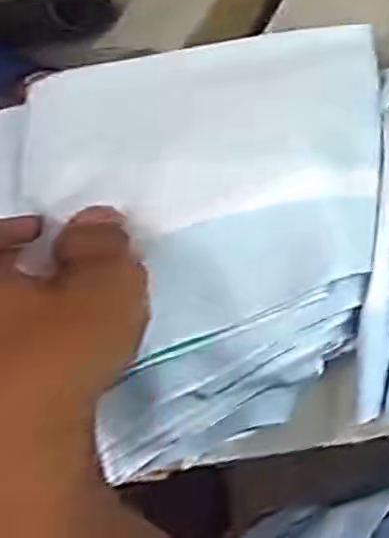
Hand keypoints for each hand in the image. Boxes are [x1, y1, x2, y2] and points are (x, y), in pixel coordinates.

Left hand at [0, 207, 148, 436]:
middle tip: (50, 271)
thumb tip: (92, 218)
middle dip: (11, 271)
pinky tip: (23, 348)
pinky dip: (7, 338)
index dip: (18, 229)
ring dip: (10, 307)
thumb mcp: (107, 286)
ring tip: (42, 312)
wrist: (8, 441)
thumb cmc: (60, 348)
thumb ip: (102, 245)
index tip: (50, 234)